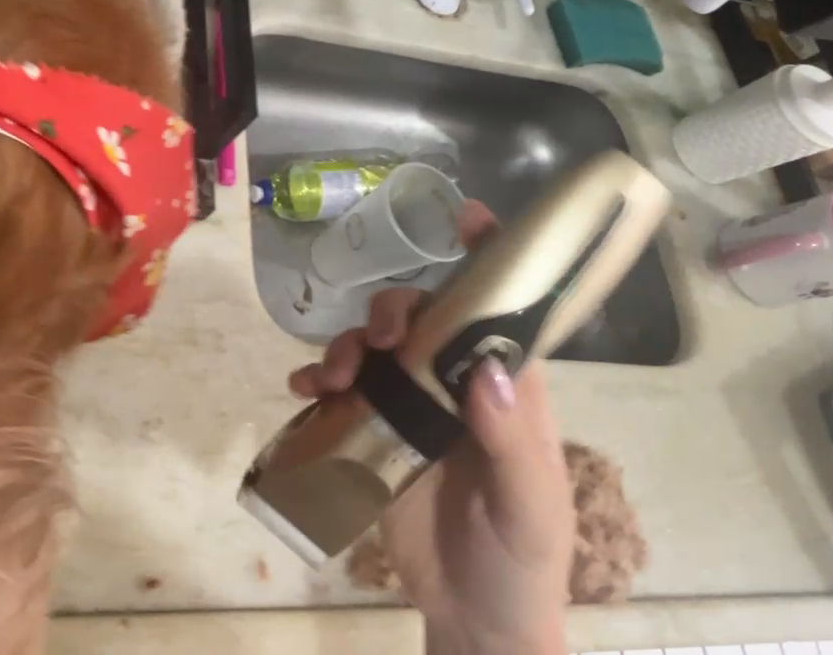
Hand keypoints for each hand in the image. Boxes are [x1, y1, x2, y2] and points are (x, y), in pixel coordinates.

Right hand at [288, 201, 572, 654]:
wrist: (473, 618)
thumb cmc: (521, 563)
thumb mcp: (530, 508)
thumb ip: (513, 443)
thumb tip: (489, 371)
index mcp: (509, 392)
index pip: (503, 313)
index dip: (490, 259)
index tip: (465, 218)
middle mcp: (458, 386)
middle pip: (424, 318)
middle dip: (394, 311)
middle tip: (379, 343)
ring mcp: (413, 408)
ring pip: (376, 347)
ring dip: (348, 345)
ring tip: (330, 377)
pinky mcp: (374, 433)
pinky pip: (340, 390)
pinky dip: (317, 378)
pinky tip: (303, 389)